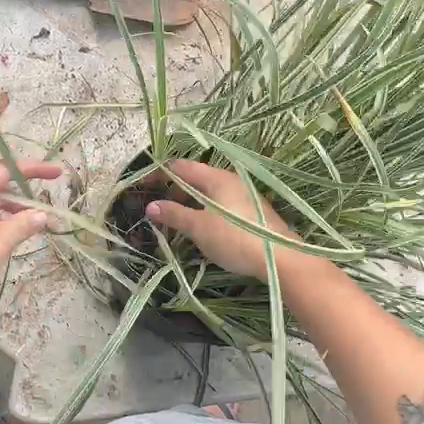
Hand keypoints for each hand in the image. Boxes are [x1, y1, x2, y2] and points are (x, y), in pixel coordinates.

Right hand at [145, 159, 308, 279]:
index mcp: (216, 178)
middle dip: (175, 191)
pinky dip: (207, 211)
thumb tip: (151, 205)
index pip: (180, 166)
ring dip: (191, 204)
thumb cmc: (235, 238)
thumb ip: (174, 214)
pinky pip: (223, 204)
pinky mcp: (254, 212)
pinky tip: (206, 230)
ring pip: (210, 193)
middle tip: (161, 210)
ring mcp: (245, 195)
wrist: (281, 258)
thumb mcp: (199, 227)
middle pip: (196, 178)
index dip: (159, 174)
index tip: (142, 186)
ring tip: (180, 223)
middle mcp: (231, 180)